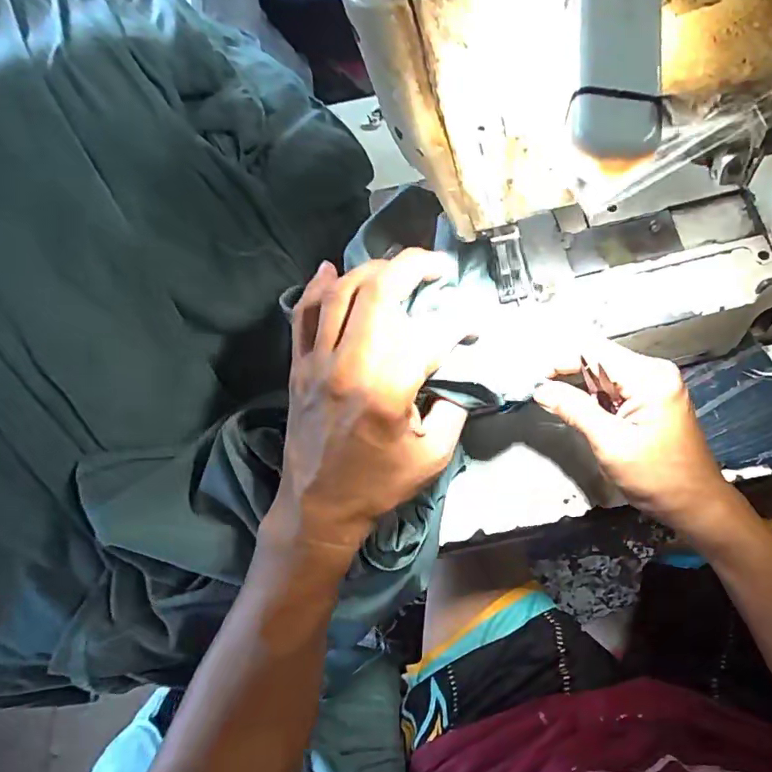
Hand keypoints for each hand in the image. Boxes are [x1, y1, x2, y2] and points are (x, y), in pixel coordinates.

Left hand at [275, 252, 472, 552]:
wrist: (318, 507)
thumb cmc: (379, 485)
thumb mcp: (433, 456)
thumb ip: (453, 408)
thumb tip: (459, 372)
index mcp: (386, 392)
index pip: (429, 335)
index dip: (458, 322)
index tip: (473, 324)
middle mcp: (348, 366)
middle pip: (379, 293)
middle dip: (413, 267)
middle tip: (438, 265)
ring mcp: (317, 362)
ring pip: (340, 294)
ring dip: (372, 269)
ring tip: (398, 266)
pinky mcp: (298, 366)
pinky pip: (301, 314)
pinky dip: (316, 287)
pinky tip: (332, 268)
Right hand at [532, 339, 737, 530]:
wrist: (696, 503)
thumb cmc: (657, 478)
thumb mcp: (610, 444)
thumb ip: (575, 410)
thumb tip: (542, 390)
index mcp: (650, 378)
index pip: (595, 351)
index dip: (561, 361)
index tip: (535, 378)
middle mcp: (655, 373)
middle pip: (601, 359)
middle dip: (569, 374)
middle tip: (541, 392)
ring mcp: (657, 385)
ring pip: (607, 374)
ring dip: (582, 389)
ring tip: (556, 403)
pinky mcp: (655, 400)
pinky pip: (619, 389)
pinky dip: (598, 399)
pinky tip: (583, 412)